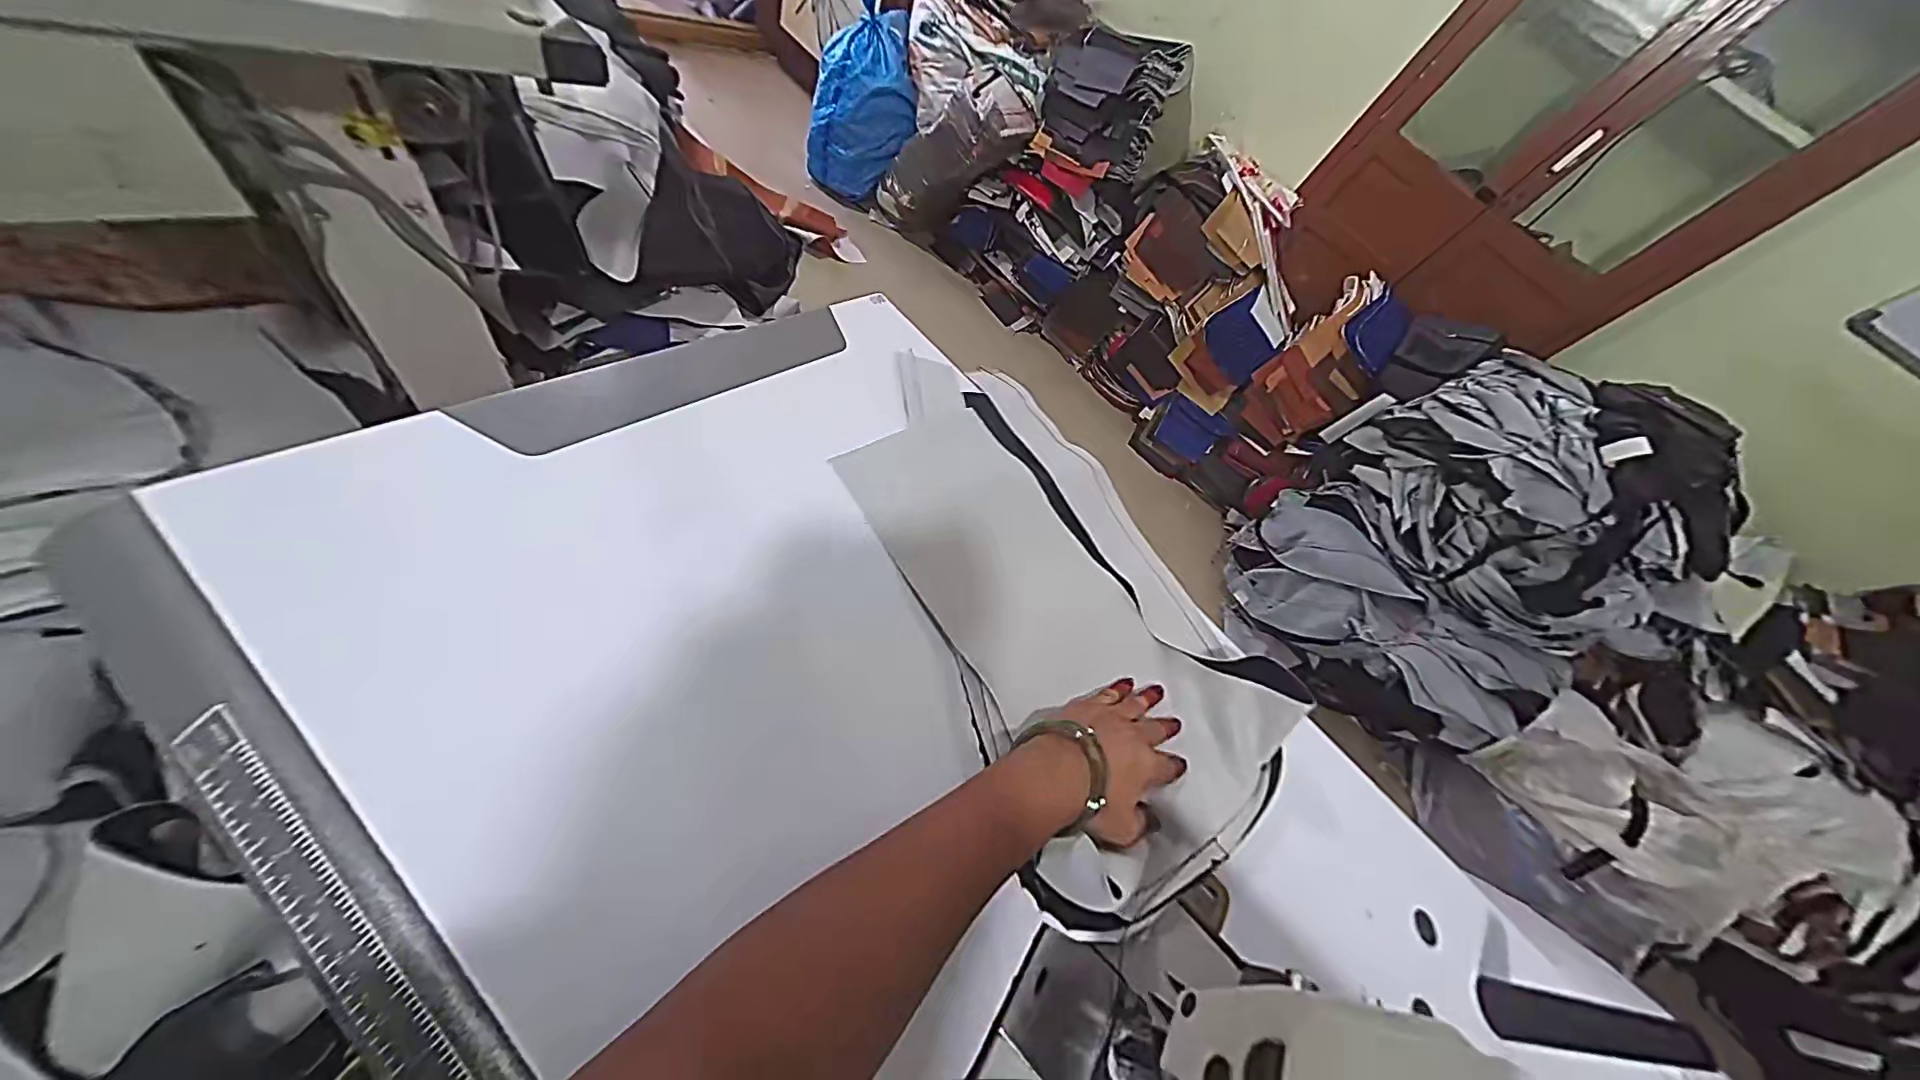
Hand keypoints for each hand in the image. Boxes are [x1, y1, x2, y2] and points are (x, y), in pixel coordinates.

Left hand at [1048, 678, 1186, 848]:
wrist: (1056, 772)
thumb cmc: (1086, 796)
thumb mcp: (1121, 828)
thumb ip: (1138, 826)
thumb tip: (1144, 826)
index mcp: (1146, 766)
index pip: (1167, 767)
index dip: (1174, 767)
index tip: (1176, 766)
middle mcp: (1131, 737)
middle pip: (1155, 729)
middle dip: (1166, 727)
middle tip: (1172, 723)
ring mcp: (1108, 719)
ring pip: (1134, 704)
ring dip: (1145, 698)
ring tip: (1153, 693)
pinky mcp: (1085, 707)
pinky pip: (1106, 693)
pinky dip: (1115, 688)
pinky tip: (1119, 685)